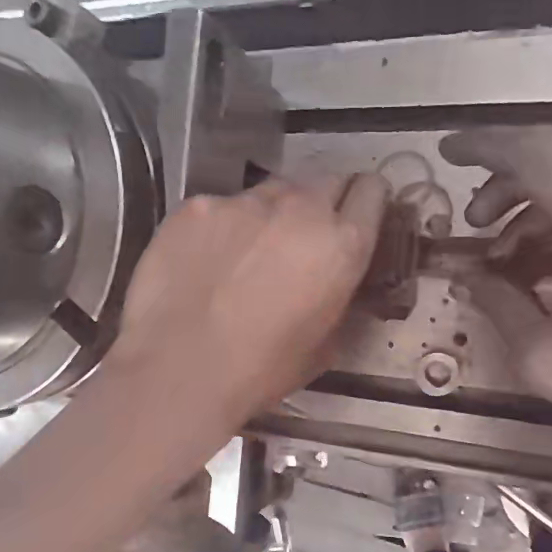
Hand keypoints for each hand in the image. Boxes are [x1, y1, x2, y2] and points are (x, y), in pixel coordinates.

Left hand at [105, 174, 386, 422]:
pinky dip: (222, 226)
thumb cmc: (262, 370)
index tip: (356, 217)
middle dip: (323, 203)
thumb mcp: (325, 345)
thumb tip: (336, 285)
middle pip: (326, 181)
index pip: (372, 192)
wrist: (179, 370)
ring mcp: (244, 201)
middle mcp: (300, 208)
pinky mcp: (198, 205)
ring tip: (248, 252)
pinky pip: (221, 207)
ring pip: (272, 192)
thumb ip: (340, 300)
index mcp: (341, 244)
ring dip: (272, 213)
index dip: (368, 202)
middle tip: (304, 239)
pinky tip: (203, 260)